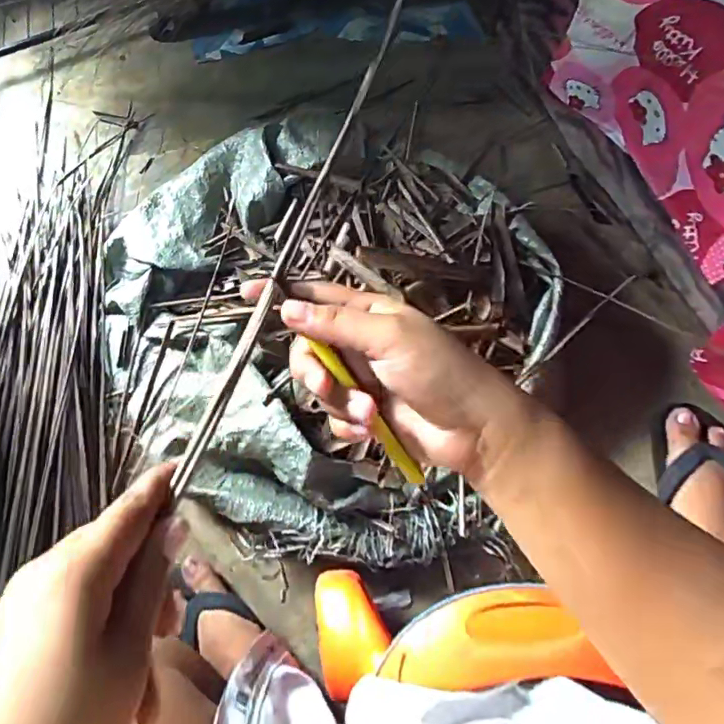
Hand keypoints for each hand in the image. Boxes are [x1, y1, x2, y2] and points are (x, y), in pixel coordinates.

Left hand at [0, 462, 180, 723]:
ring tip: (141, 692)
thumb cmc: (70, 720)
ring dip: (124, 623)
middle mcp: (43, 569)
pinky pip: (62, 613)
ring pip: (90, 590)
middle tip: (172, 630)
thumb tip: (168, 526)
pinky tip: (103, 687)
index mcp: (76, 567)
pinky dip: (92, 635)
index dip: (156, 489)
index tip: (178, 467)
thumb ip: (150, 585)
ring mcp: (18, 600)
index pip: (127, 510)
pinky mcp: (4, 632)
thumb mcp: (127, 656)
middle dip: (147, 583)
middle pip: (111, 553)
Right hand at [243, 280, 549, 482]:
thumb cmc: (439, 371)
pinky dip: (348, 425)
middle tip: (332, 386)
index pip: (314, 296)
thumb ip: (336, 324)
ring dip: (339, 402)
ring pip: (318, 386)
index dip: (282, 293)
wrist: (476, 431)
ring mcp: (360, 378)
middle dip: (315, 372)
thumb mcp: (389, 337)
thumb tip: (287, 307)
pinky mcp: (363, 412)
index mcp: (366, 313)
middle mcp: (358, 343)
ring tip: (370, 413)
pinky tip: (371, 429)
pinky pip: (333, 416)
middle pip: (307, 348)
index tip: (247, 292)